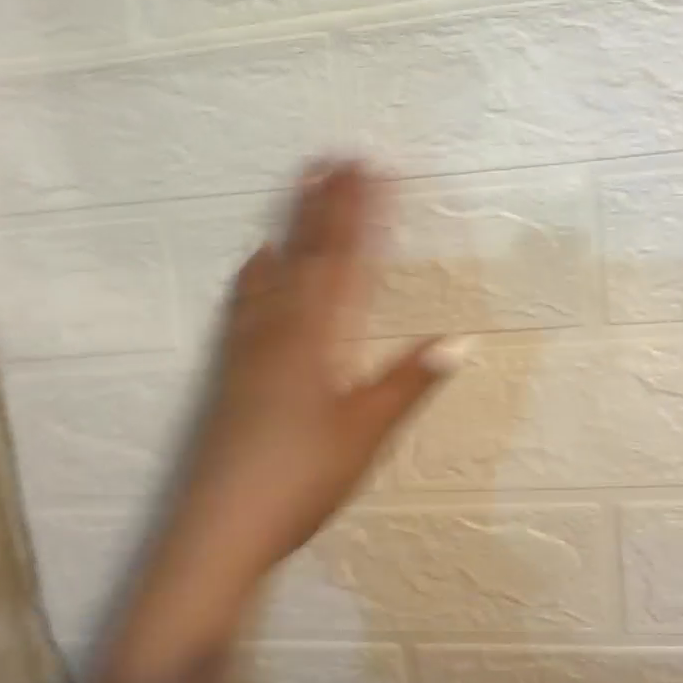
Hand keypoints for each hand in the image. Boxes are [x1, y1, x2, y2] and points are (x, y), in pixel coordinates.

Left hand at [102, 161, 460, 682]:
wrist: (221, 526)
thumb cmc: (302, 479)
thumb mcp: (367, 432)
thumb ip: (410, 382)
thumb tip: (460, 340)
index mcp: (317, 337)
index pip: (343, 261)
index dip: (358, 214)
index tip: (370, 170)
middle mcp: (279, 328)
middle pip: (306, 254)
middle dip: (323, 204)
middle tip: (332, 157)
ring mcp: (248, 347)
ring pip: (273, 271)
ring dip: (291, 226)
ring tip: (296, 187)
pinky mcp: (228, 370)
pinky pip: (246, 301)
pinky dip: (256, 273)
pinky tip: (255, 264)